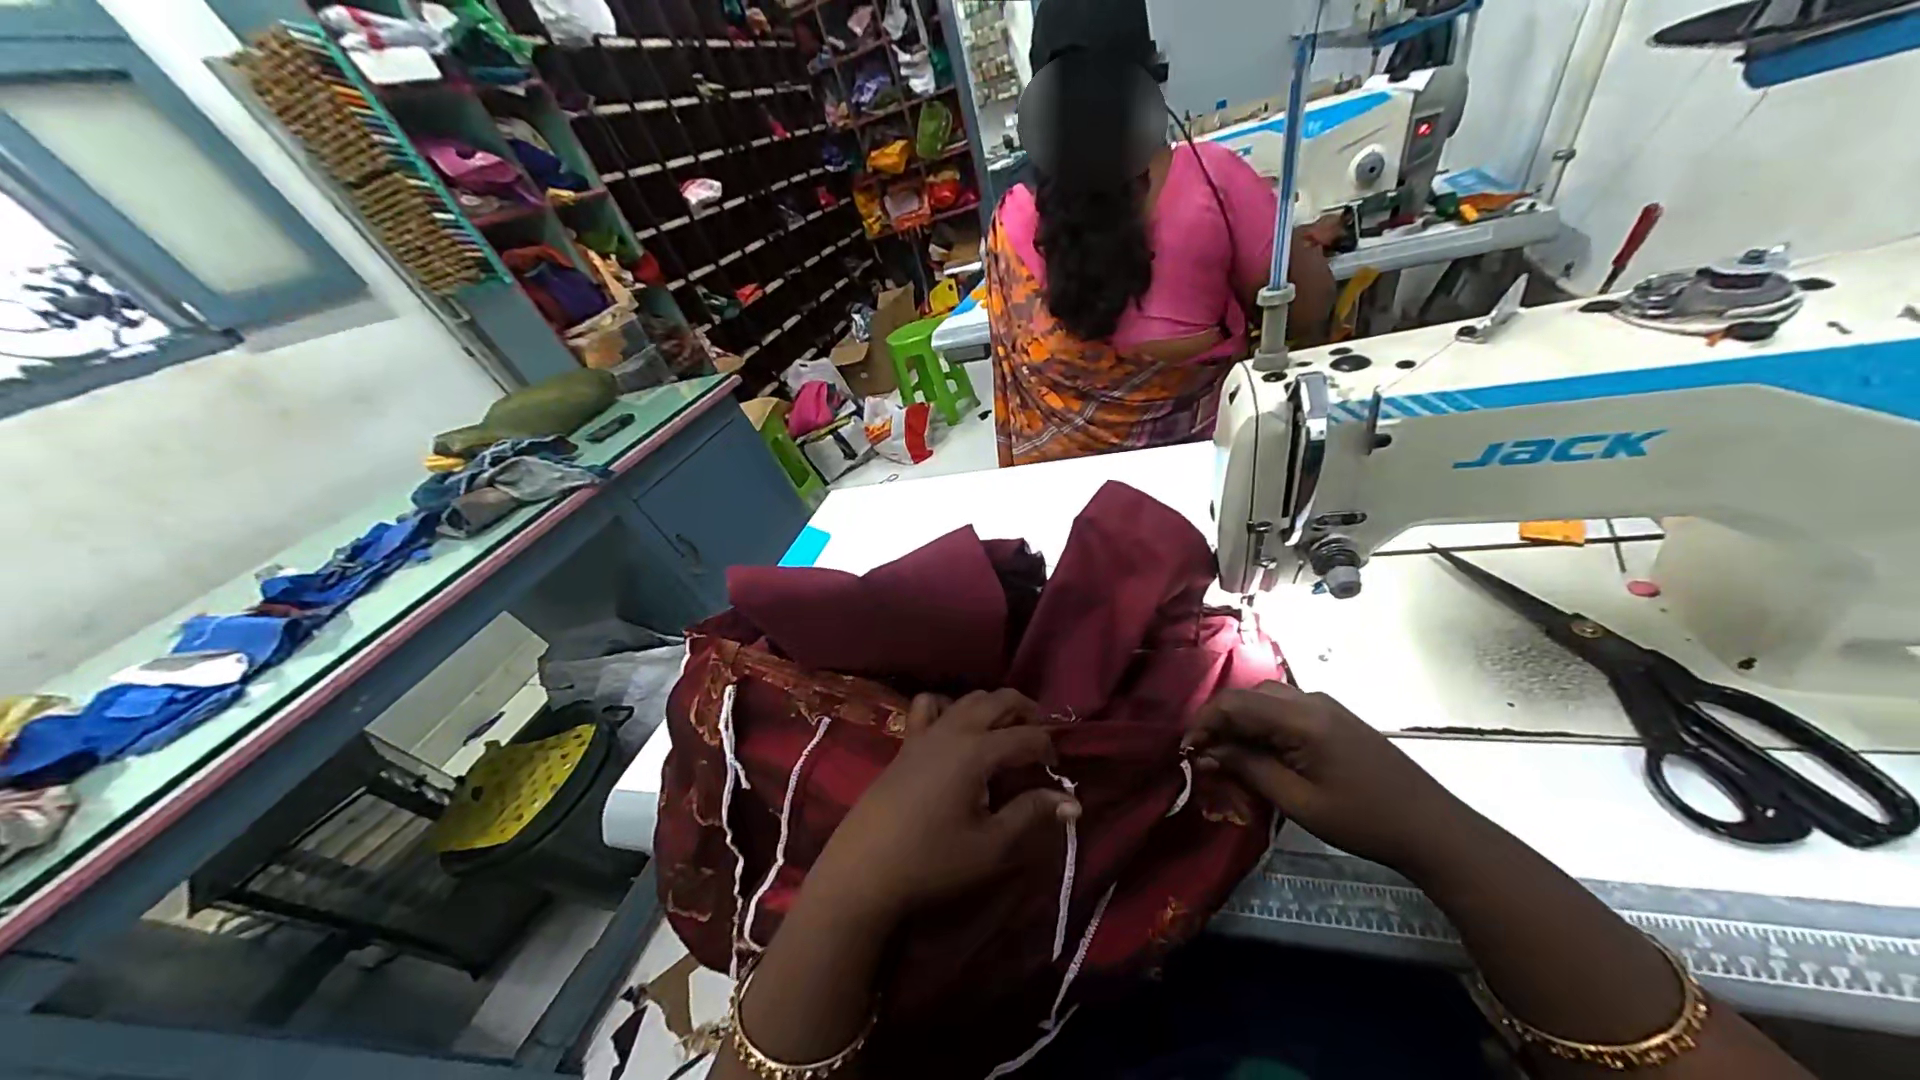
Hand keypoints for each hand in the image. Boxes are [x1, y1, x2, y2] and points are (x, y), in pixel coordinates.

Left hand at [808, 690, 1079, 923]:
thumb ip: (1031, 815)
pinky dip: (949, 706)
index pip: (1027, 735)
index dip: (1049, 748)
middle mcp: (953, 730)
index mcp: (977, 751)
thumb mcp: (990, 846)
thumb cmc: (932, 860)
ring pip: (967, 698)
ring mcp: (925, 732)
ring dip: (994, 706)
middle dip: (1027, 712)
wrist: (864, 868)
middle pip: (999, 700)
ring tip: (1006, 731)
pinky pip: (929, 706)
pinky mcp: (906, 743)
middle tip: (1040, 740)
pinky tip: (955, 729)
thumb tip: (1071, 801)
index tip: (1057, 772)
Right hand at [1183, 681, 1484, 874]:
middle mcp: (1311, 701)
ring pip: (1265, 699)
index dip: (1204, 722)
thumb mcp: (1298, 802)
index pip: (1236, 703)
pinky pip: (1284, 708)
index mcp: (1303, 719)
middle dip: (1219, 720)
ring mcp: (1325, 706)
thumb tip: (1208, 752)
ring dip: (1240, 721)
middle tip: (1203, 754)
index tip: (1186, 750)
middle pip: (1248, 695)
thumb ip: (1249, 769)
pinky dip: (1262, 724)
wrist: (1433, 828)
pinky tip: (1258, 752)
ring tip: (1227, 755)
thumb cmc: (1364, 821)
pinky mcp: (1334, 718)